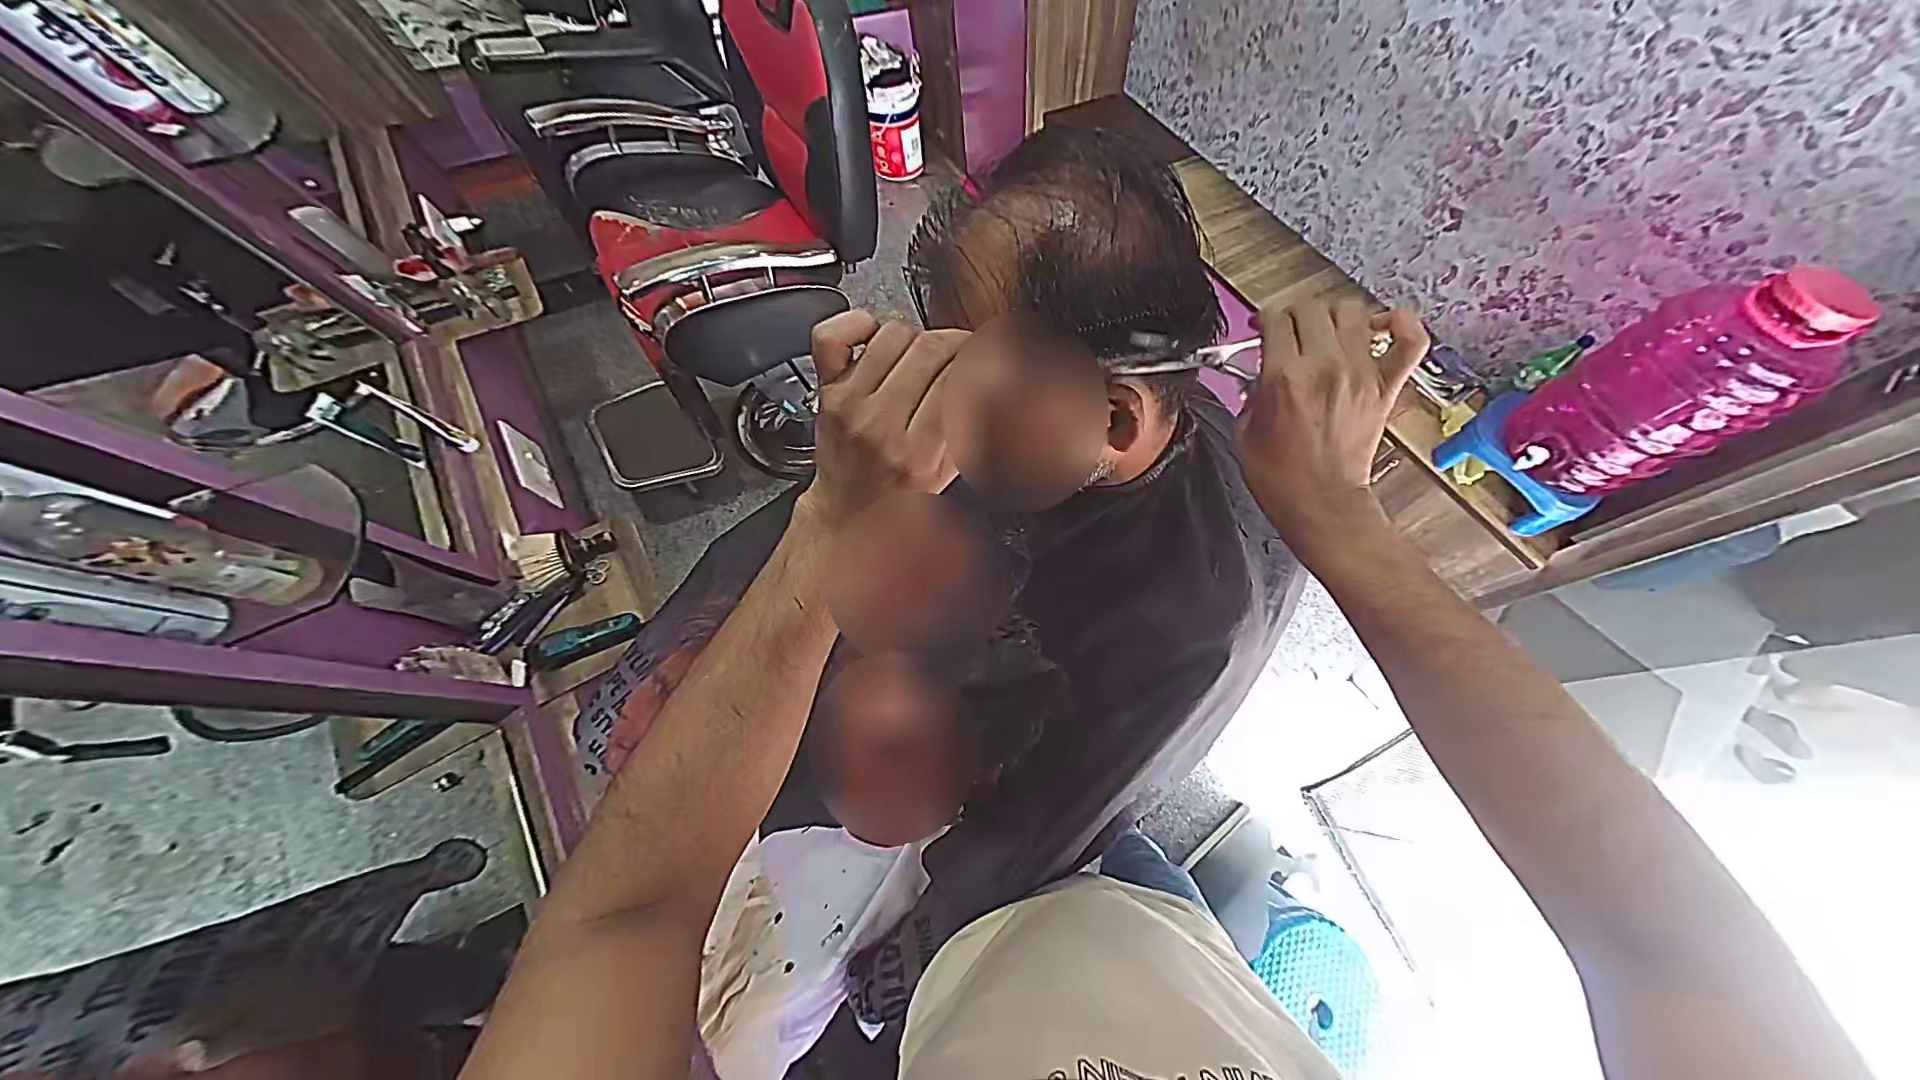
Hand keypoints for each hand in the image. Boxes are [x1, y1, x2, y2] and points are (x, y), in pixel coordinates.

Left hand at [799, 310, 967, 528]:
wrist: (845, 515)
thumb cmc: (895, 500)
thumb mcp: (945, 479)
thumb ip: (968, 433)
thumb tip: (989, 385)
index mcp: (916, 454)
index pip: (957, 378)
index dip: (979, 360)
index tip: (988, 359)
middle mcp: (880, 424)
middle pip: (930, 348)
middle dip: (957, 344)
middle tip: (963, 353)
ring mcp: (849, 403)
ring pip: (894, 334)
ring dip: (918, 338)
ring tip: (925, 356)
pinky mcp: (827, 390)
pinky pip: (833, 335)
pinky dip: (857, 326)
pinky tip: (876, 338)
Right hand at [1237, 298, 1429, 537]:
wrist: (1319, 501)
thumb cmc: (1282, 476)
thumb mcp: (1245, 431)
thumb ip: (1251, 395)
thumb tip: (1259, 377)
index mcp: (1283, 378)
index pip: (1276, 321)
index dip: (1265, 320)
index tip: (1263, 328)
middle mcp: (1324, 368)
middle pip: (1311, 309)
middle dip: (1294, 316)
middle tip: (1288, 331)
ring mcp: (1360, 374)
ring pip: (1352, 312)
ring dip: (1334, 317)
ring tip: (1324, 332)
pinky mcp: (1385, 387)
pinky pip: (1409, 340)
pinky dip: (1400, 325)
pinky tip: (1382, 327)